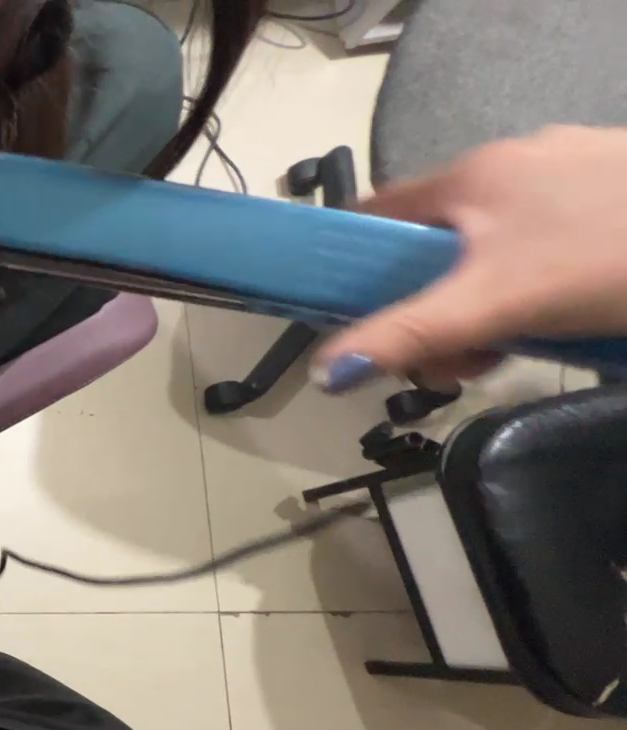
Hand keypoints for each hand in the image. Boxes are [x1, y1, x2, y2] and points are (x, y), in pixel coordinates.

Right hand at [315, 125, 626, 392]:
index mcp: (472, 175)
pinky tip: (553, 319)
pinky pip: (536, 248)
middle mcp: (516, 164)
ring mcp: (574, 177)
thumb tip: (324, 374)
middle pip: (426, 246)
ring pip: (482, 252)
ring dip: (474, 310)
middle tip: (445, 357)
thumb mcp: (496, 304)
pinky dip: (527, 291)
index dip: (345, 267)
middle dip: (420, 309)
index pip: (369, 216)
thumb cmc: (619, 256)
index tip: (347, 317)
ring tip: (506, 348)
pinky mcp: (614, 200)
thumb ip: (404, 337)